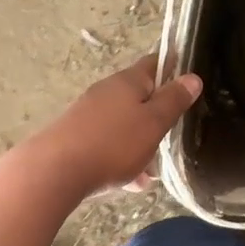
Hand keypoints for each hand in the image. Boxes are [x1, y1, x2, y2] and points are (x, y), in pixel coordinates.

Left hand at [21, 56, 201, 196]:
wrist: (51, 173)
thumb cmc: (112, 143)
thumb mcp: (154, 123)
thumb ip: (174, 100)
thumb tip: (193, 77)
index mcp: (128, 82)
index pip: (155, 62)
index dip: (174, 66)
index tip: (190, 79)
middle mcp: (106, 92)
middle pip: (140, 96)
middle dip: (158, 114)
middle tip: (175, 133)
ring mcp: (88, 116)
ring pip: (124, 124)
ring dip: (141, 141)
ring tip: (153, 170)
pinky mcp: (75, 139)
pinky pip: (108, 144)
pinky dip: (123, 157)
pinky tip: (130, 183)